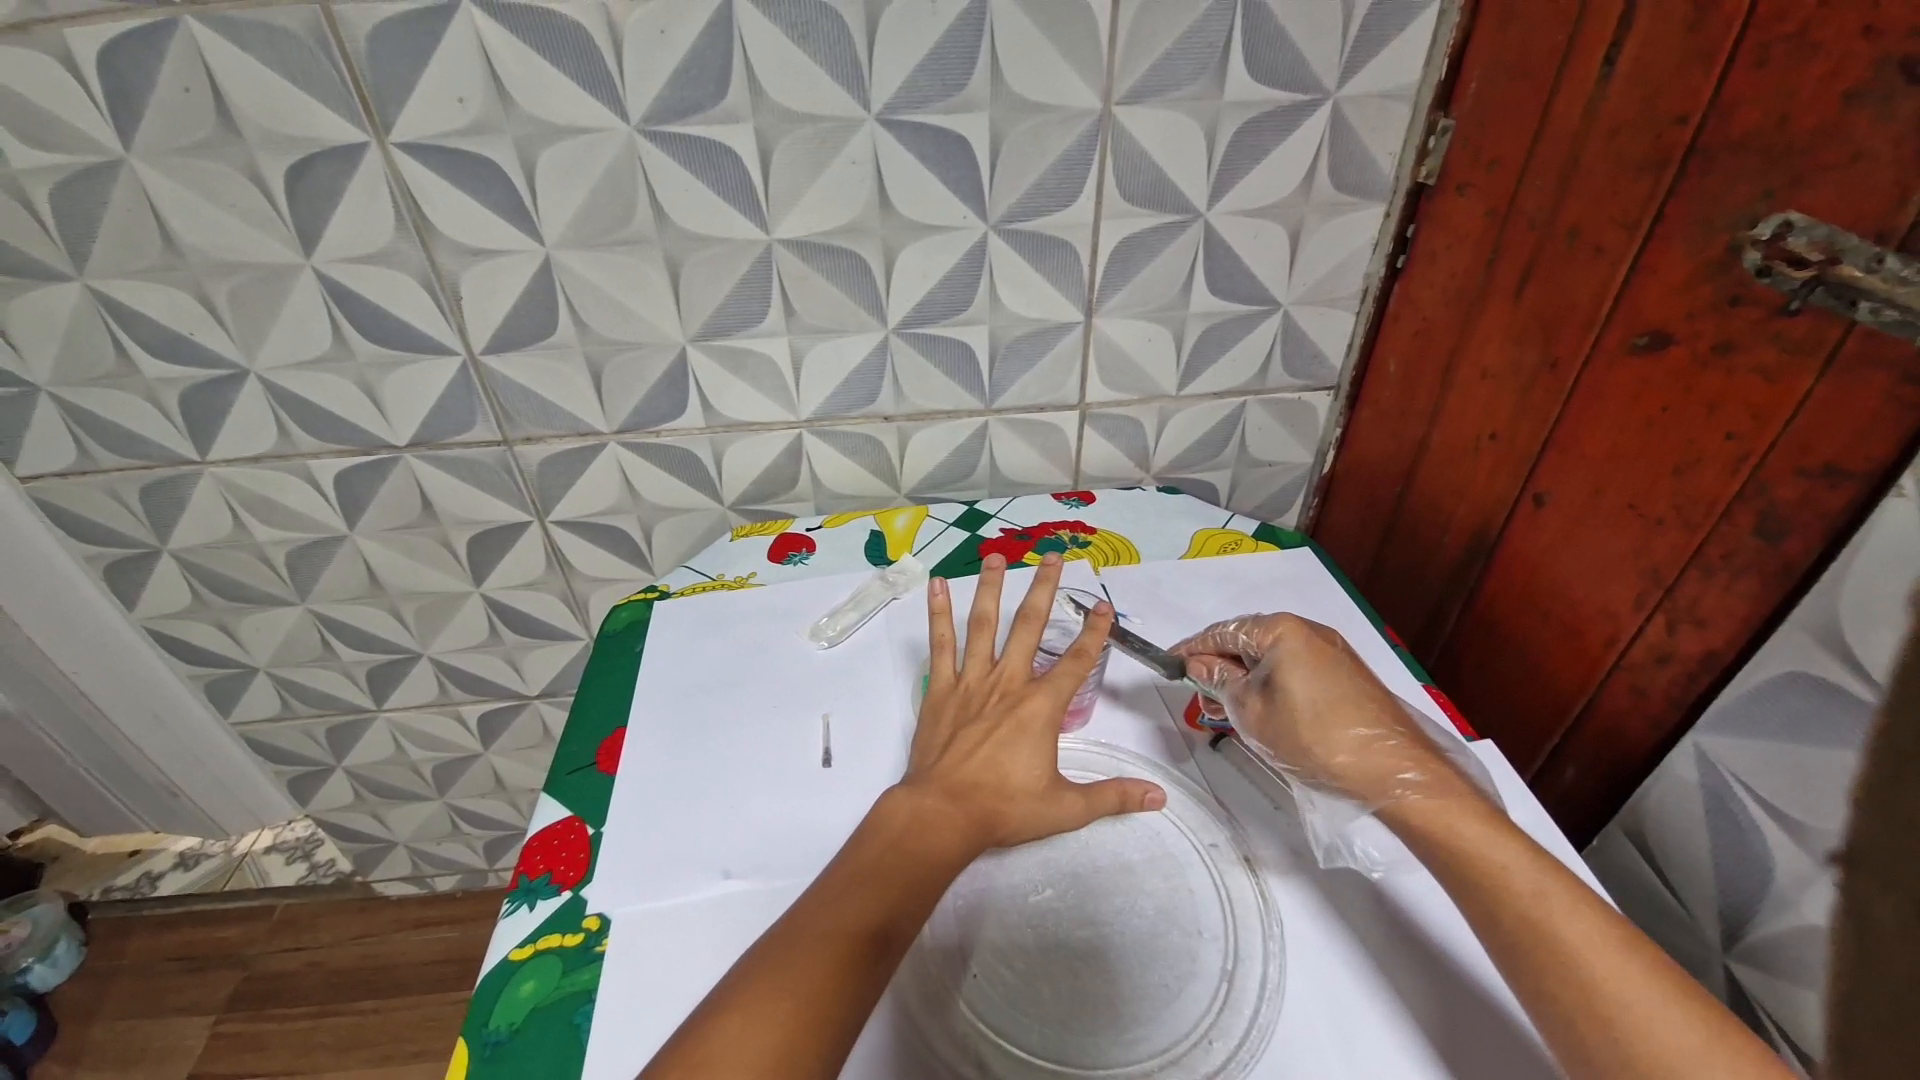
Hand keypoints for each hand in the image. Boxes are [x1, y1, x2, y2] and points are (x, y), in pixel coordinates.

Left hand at [896, 552, 1166, 853]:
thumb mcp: (1066, 808)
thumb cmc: (1005, 808)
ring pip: (983, 625)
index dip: (1094, 632)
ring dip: (990, 588)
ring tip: (996, 556)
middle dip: (1044, 589)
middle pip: (1030, 626)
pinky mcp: (941, 689)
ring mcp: (971, 682)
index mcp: (1041, 707)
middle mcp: (1009, 683)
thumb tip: (1158, 796)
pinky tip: (936, 586)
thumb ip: (1112, 796)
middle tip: (1053, 556)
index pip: (1077, 661)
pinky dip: (938, 614)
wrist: (943, 813)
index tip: (1104, 605)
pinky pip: (941, 645)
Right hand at [1171, 613, 1478, 807]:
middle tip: (1202, 700)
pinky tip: (1263, 712)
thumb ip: (1217, 680)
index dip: (1191, 650)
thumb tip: (1199, 663)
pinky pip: (1294, 669)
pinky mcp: (1345, 674)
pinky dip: (1271, 685)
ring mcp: (1330, 651)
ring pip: (1271, 658)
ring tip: (1230, 712)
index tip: (1167, 665)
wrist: (1391, 769)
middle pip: (1247, 642)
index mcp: (1280, 629)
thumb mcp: (1249, 710)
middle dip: (1219, 668)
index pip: (1220, 632)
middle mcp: (1307, 630)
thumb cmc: (1310, 736)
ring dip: (1245, 680)